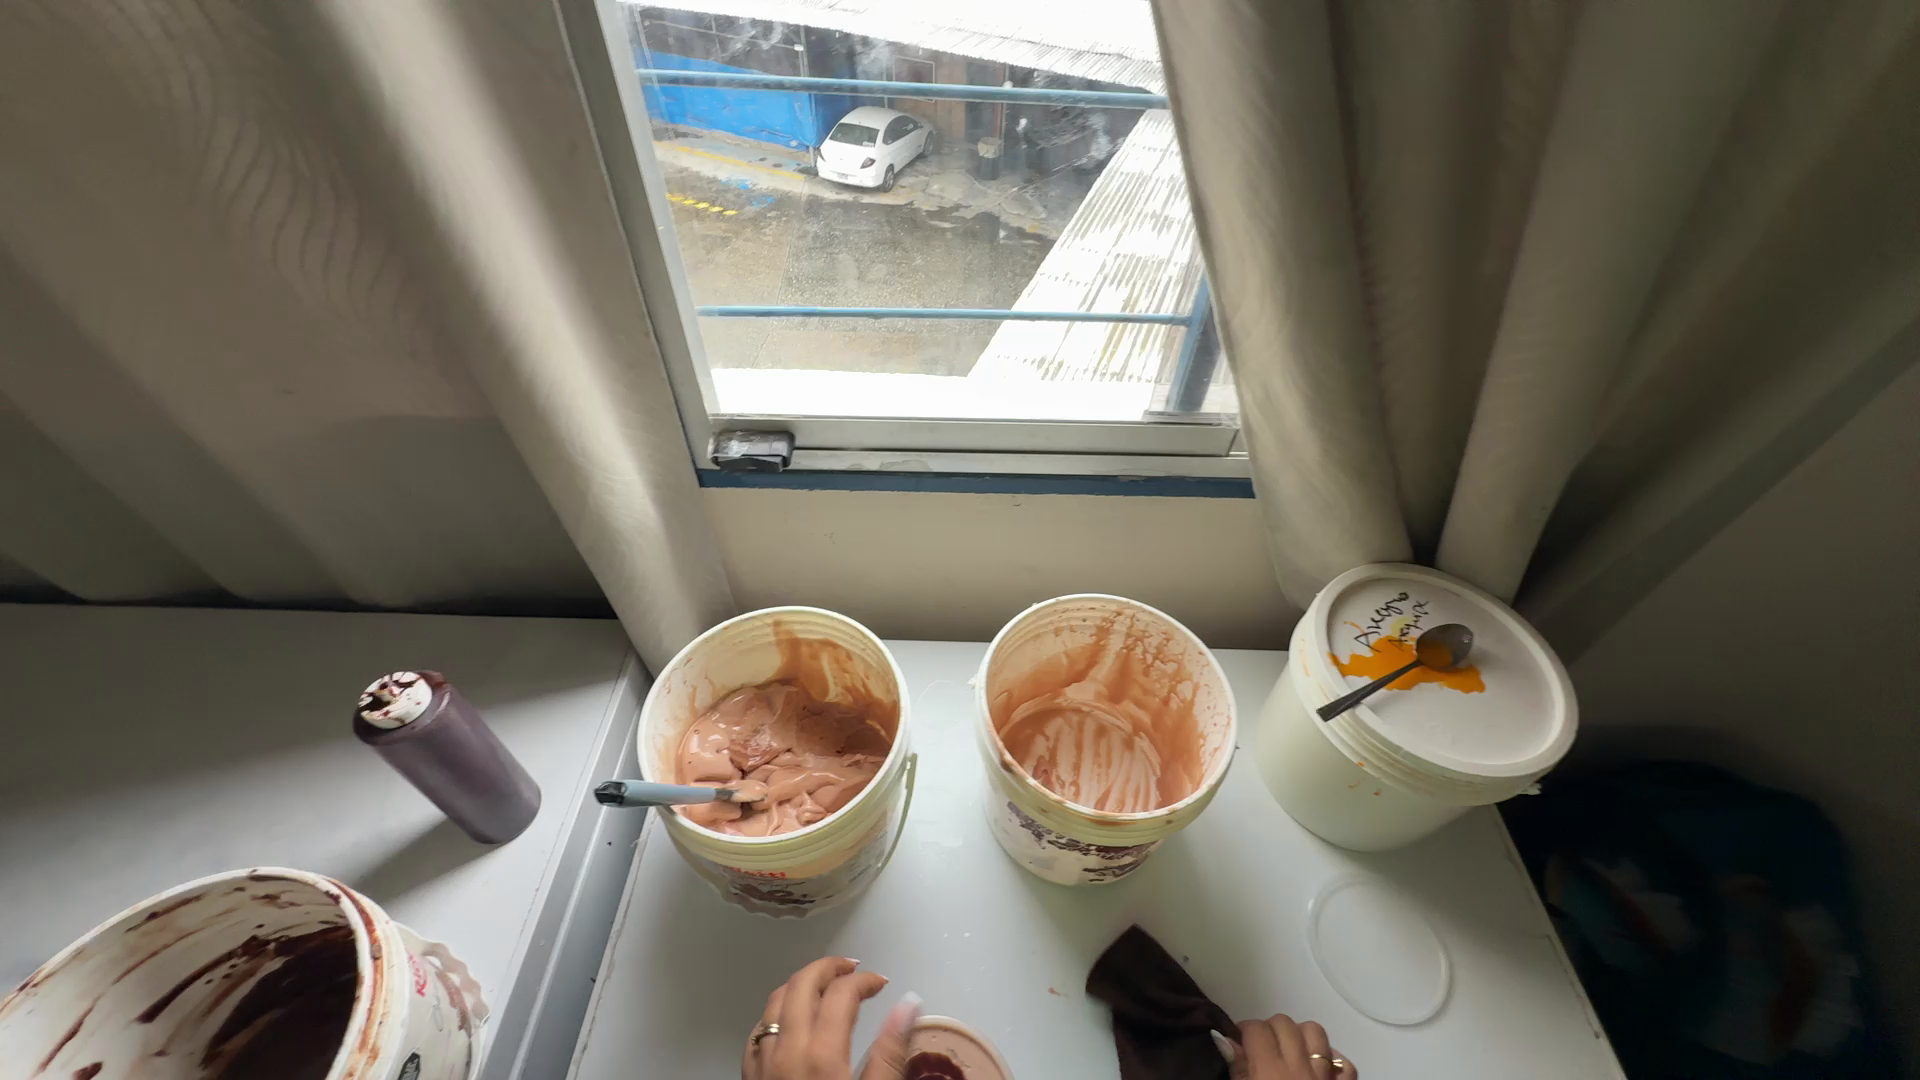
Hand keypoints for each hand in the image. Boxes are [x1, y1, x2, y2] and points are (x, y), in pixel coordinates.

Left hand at [743, 956, 921, 1079]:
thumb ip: (891, 1052)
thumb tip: (909, 1004)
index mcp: (821, 1052)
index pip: (843, 991)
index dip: (865, 980)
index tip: (882, 984)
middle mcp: (786, 1050)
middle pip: (803, 982)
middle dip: (830, 967)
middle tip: (854, 970)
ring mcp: (762, 1065)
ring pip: (775, 1000)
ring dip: (801, 984)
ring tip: (825, 986)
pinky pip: (758, 1032)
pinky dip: (777, 1013)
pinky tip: (791, 1021)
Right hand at [1214, 1015, 1355, 1078]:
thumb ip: (1237, 1068)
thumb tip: (1222, 1037)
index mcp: (1270, 1069)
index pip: (1255, 1028)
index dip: (1245, 1031)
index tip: (1240, 1042)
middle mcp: (1300, 1066)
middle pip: (1284, 1023)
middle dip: (1270, 1030)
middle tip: (1261, 1048)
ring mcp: (1325, 1076)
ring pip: (1315, 1032)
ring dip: (1301, 1037)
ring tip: (1290, 1051)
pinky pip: (1344, 1063)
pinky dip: (1332, 1060)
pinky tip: (1320, 1067)